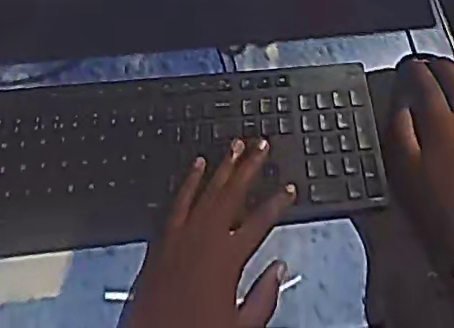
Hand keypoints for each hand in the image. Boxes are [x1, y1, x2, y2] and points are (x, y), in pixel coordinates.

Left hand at [126, 138, 296, 327]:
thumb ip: (263, 296)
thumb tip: (278, 268)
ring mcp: (183, 232)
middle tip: (262, 145)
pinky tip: (198, 162)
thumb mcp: (240, 326)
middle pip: (234, 193)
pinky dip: (190, 179)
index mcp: (228, 258)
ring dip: (224, 165)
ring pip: (208, 188)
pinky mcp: (164, 234)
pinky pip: (180, 198)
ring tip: (237, 144)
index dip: (277, 203)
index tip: (288, 188)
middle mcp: (206, 237)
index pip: (260, 221)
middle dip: (250, 167)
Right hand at [383, 56, 453, 270]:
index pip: (426, 81)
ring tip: (441, 74)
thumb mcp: (403, 165)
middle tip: (422, 63)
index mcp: (441, 122)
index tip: (404, 66)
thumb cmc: (433, 205)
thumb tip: (401, 101)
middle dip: (437, 65)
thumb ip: (399, 126)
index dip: (413, 69)